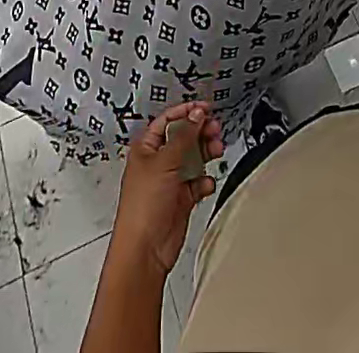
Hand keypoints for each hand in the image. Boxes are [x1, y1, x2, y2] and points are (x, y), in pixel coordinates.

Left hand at [111, 102, 224, 274]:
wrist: (146, 249)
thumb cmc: (142, 208)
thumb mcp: (165, 162)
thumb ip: (184, 136)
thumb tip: (196, 115)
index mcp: (146, 148)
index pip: (168, 120)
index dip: (186, 112)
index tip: (205, 108)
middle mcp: (158, 162)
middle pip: (185, 137)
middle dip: (201, 131)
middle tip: (214, 129)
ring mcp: (170, 179)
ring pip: (195, 156)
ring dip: (207, 152)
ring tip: (216, 150)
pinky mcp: (182, 197)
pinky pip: (199, 181)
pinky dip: (205, 180)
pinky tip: (205, 184)